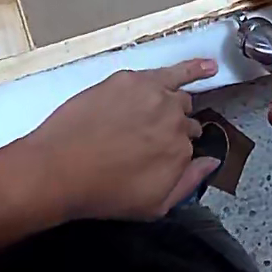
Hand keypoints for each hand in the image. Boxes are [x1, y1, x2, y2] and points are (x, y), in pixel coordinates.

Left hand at [3, 59, 221, 223]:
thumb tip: (211, 163)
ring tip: (183, 98)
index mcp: (181, 153)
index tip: (157, 151)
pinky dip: (192, 68)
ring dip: (176, 102)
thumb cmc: (102, 192)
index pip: (188, 145)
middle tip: (148, 134)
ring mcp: (155, 97)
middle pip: (184, 119)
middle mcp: (175, 122)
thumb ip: (189, 183)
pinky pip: (171, 71)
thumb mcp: (153, 205)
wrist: (60, 169)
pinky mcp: (132, 79)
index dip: (173, 148)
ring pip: (178, 96)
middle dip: (172, 126)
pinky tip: (207, 66)